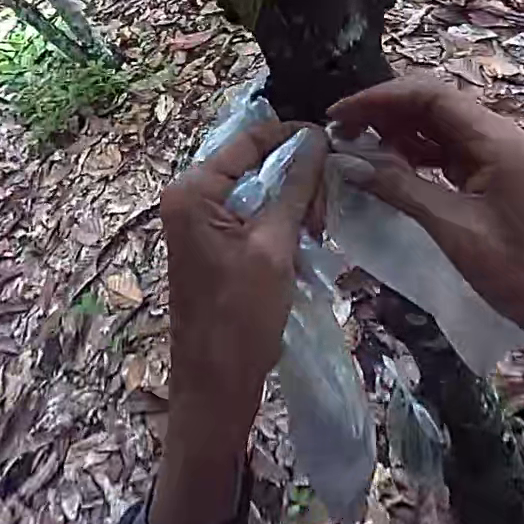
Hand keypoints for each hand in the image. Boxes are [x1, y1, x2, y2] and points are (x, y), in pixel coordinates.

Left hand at [150, 121, 325, 523]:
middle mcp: (191, 196)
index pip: (250, 139)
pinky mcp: (215, 241)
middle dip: (296, 176)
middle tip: (325, 206)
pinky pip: (255, 213)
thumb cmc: (241, 316)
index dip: (293, 136)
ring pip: (260, 188)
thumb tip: (318, 138)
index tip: (332, 141)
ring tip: (318, 229)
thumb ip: (296, 186)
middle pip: (255, 162)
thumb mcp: (275, 244)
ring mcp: (201, 220)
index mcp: (194, 189)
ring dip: (294, 201)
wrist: (216, 387)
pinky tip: (306, 240)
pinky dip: (283, 220)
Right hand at [328, 77, 523, 394]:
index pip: (431, 96)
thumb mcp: (452, 228)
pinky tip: (386, 163)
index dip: (381, 98)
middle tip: (341, 128)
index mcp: (496, 140)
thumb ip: (401, 188)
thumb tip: (350, 162)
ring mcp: (494, 153)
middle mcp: (497, 135)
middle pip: (432, 104)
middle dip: (384, 111)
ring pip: (436, 124)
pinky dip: (413, 151)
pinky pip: (444, 148)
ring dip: (396, 130)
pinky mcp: (489, 172)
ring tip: (355, 143)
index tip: (341, 113)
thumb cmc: (515, 272)